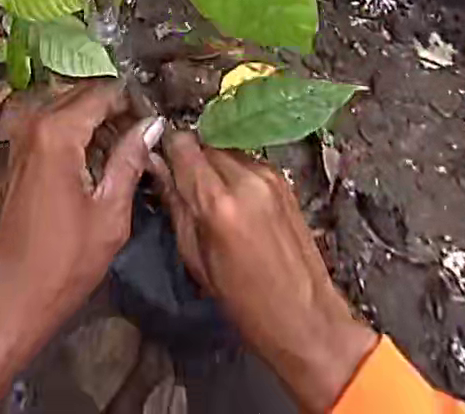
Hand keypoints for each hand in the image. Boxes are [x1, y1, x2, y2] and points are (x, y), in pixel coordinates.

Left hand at [0, 82, 160, 413]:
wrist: (9, 297)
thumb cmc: (64, 261)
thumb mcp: (110, 212)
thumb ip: (130, 159)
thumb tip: (153, 124)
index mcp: (57, 131)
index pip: (102, 92)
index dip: (133, 99)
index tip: (157, 114)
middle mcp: (34, 121)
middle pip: (83, 93)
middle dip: (115, 105)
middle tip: (147, 128)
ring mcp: (22, 134)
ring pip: (68, 105)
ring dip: (97, 117)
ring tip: (130, 141)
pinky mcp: (18, 151)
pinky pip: (54, 123)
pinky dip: (78, 130)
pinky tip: (101, 154)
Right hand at [157, 131, 378, 413]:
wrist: (309, 320)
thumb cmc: (244, 302)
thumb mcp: (195, 258)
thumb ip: (175, 203)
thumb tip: (155, 164)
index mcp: (218, 202)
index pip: (183, 144)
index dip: (169, 149)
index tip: (163, 162)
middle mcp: (245, 178)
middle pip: (204, 143)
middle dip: (190, 159)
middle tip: (185, 185)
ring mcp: (268, 175)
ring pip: (224, 149)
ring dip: (212, 164)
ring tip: (212, 196)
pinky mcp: (282, 178)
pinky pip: (244, 159)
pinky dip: (233, 171)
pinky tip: (235, 199)